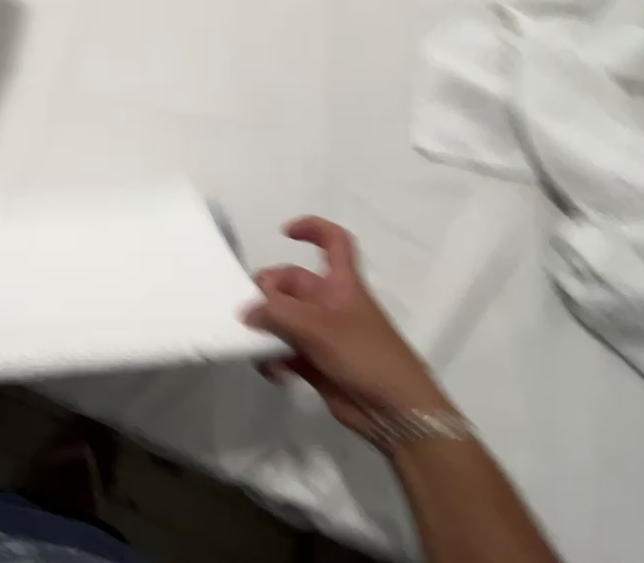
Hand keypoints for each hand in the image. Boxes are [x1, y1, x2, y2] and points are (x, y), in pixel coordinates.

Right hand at [245, 217, 453, 439]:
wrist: (397, 414)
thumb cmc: (366, 356)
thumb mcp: (319, 328)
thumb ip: (277, 314)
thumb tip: (246, 311)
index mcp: (341, 284)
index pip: (333, 242)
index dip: (312, 228)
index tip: (284, 233)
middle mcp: (330, 304)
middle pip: (291, 284)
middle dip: (267, 293)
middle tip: (251, 312)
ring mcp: (321, 334)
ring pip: (283, 319)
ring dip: (265, 329)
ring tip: (254, 344)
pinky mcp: (315, 363)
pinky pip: (283, 351)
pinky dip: (272, 358)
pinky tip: (271, 371)